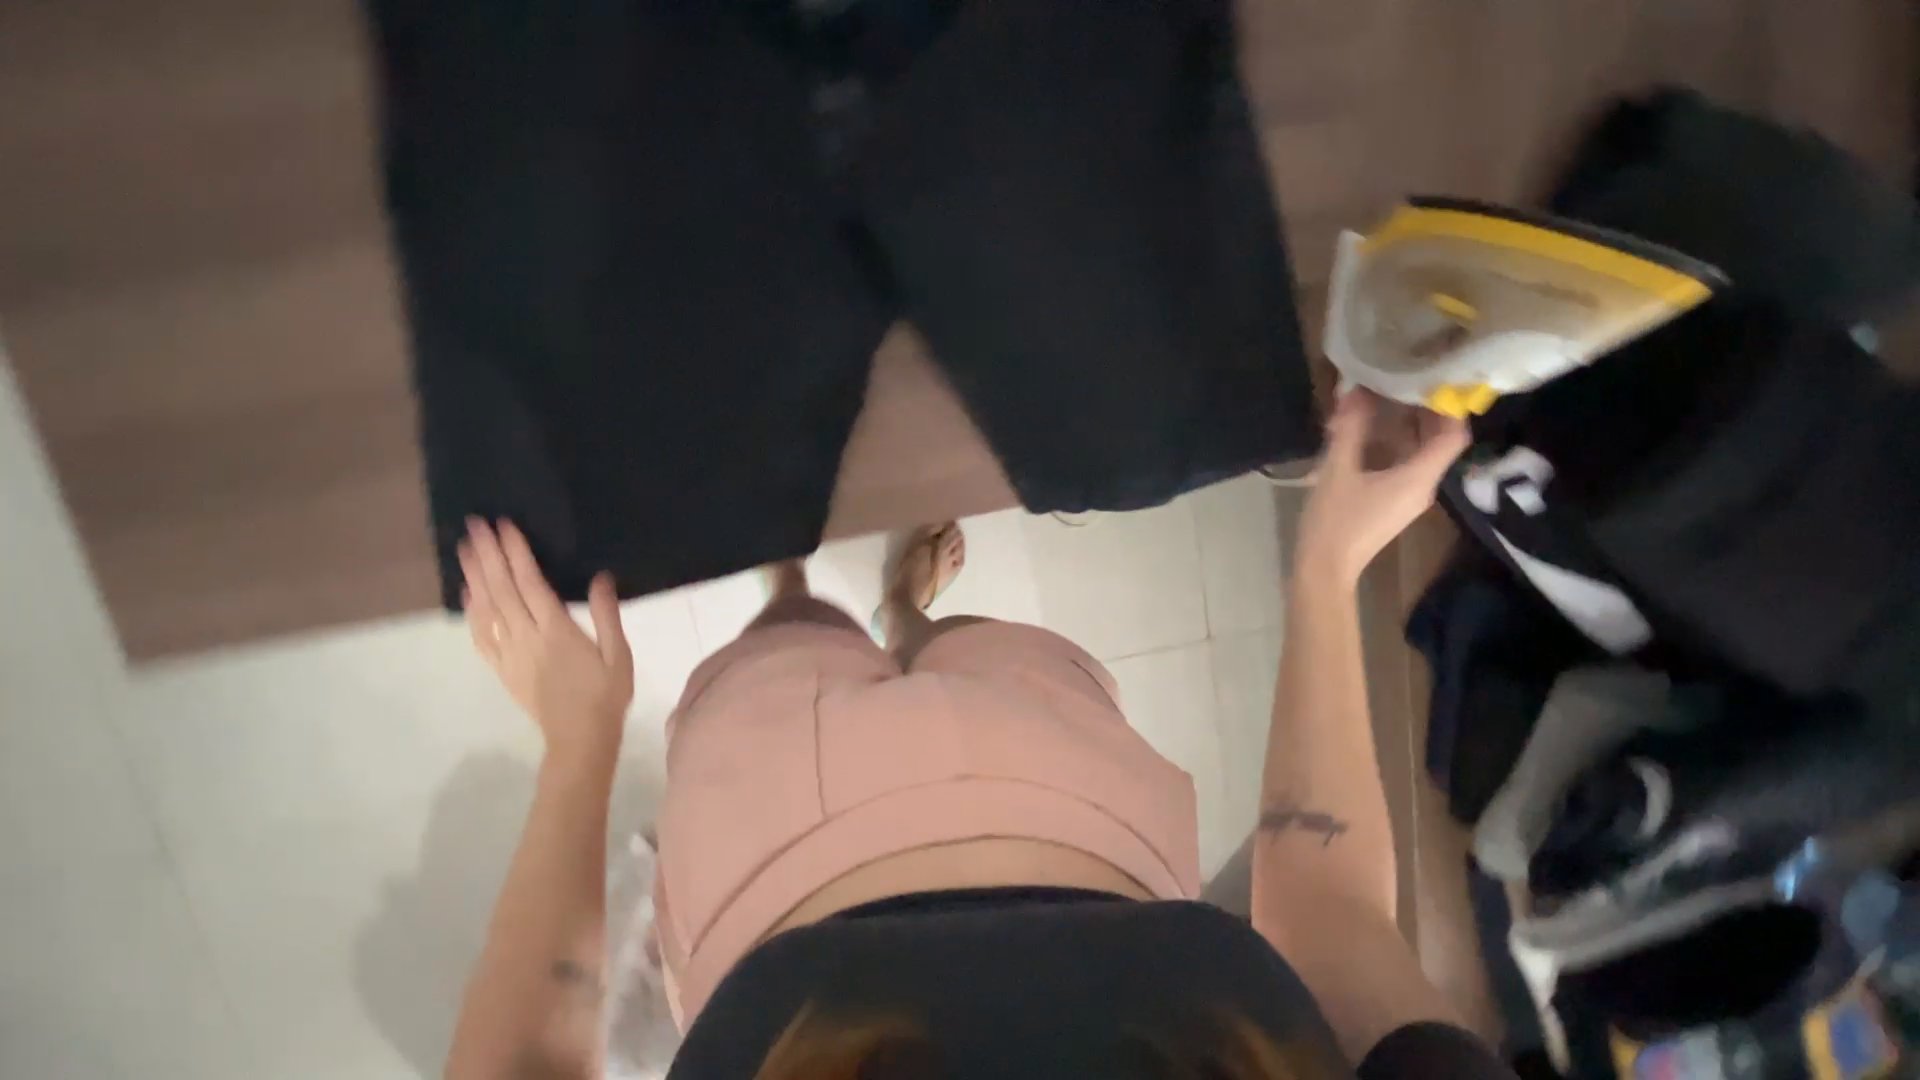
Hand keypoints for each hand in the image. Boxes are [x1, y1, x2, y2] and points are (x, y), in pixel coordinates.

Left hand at [458, 518, 632, 760]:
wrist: (580, 738)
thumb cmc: (606, 694)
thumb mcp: (619, 654)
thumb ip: (606, 614)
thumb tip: (600, 577)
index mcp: (556, 630)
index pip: (530, 582)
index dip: (515, 552)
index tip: (504, 526)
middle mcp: (526, 637)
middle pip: (501, 588)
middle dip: (487, 554)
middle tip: (474, 525)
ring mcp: (509, 653)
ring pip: (486, 607)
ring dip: (474, 575)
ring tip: (463, 548)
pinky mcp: (502, 668)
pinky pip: (481, 635)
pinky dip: (471, 611)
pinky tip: (468, 593)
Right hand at [1295, 388, 1470, 587]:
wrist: (1323, 570)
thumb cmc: (1334, 521)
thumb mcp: (1337, 471)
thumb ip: (1350, 429)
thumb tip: (1357, 389)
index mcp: (1420, 477)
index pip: (1454, 434)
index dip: (1448, 404)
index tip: (1430, 377)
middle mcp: (1423, 486)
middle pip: (1438, 442)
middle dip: (1423, 410)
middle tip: (1402, 380)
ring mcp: (1407, 497)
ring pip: (1417, 453)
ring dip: (1403, 427)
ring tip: (1379, 399)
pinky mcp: (1390, 504)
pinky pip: (1400, 466)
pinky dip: (1389, 446)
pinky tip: (1363, 434)